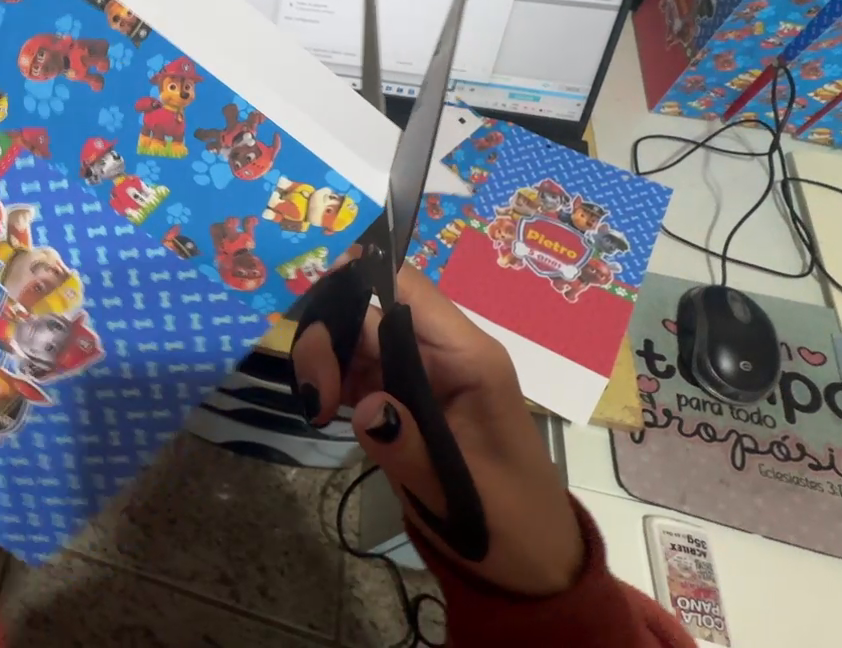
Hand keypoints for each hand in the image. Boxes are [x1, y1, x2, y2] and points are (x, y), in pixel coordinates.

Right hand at [289, 254, 583, 594]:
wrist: (526, 563)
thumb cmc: (509, 522)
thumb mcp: (461, 494)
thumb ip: (409, 448)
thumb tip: (366, 407)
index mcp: (468, 357)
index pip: (407, 287)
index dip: (356, 278)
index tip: (314, 315)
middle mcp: (439, 351)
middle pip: (366, 309)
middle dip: (327, 339)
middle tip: (315, 394)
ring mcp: (415, 369)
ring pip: (350, 334)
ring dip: (322, 361)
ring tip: (318, 410)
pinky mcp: (396, 390)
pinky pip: (349, 362)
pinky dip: (326, 379)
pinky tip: (322, 410)